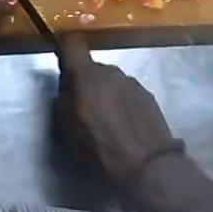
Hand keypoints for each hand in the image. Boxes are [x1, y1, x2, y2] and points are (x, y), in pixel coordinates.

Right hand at [56, 34, 184, 194]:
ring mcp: (132, 82)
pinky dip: (123, 104)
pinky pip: (127, 93)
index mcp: (88, 75)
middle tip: (84, 107)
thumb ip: (63, 102)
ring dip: (106, 94)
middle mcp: (111, 71)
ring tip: (107, 121)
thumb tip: (65, 91)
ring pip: (112, 81)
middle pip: (93, 68)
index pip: (73, 45)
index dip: (66, 50)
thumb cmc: (101, 149)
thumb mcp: (68, 129)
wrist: (149, 166)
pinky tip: (125, 126)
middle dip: (87, 82)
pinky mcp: (148, 96)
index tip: (63, 63)